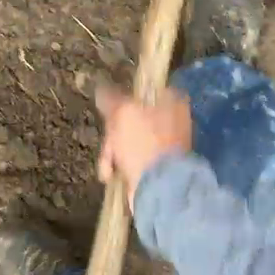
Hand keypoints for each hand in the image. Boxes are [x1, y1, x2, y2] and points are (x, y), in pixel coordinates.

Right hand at [95, 85, 193, 204]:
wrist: (160, 186)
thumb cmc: (143, 142)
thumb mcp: (122, 113)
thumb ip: (111, 99)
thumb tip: (101, 87)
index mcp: (173, 100)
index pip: (142, 92)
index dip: (121, 102)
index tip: (108, 113)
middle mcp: (174, 120)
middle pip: (131, 119)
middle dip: (113, 135)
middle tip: (109, 145)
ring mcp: (169, 144)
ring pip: (129, 141)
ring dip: (113, 153)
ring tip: (109, 166)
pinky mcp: (162, 166)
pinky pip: (135, 159)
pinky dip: (122, 166)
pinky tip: (113, 175)